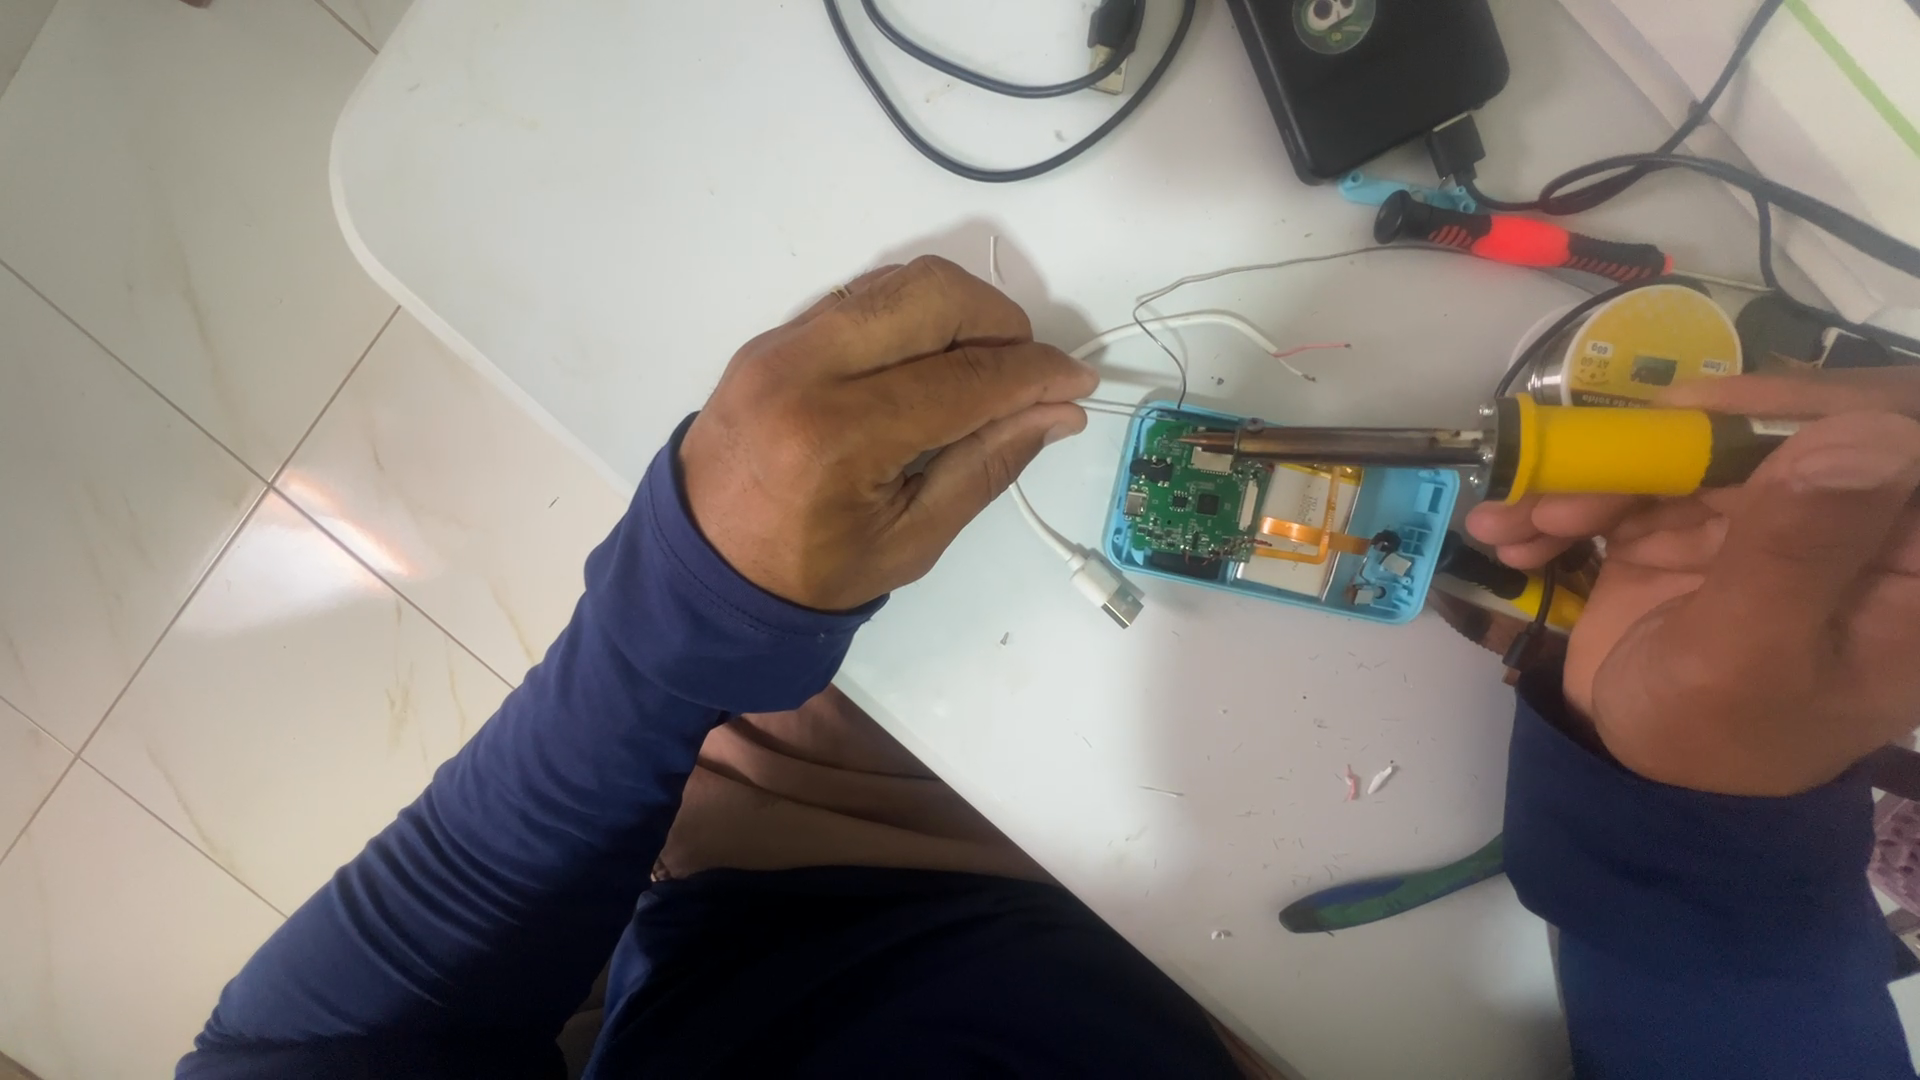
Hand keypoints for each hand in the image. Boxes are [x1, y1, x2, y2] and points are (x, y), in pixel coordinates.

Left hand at [679, 257, 1097, 611]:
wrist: (706, 567)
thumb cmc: (813, 573)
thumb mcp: (912, 540)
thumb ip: (988, 467)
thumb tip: (1057, 413)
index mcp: (841, 437)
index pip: (965, 379)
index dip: (1035, 374)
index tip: (1078, 382)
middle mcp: (806, 369)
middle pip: (933, 296)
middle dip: (1002, 323)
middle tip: (1026, 372)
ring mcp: (780, 343)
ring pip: (897, 283)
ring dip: (960, 311)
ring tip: (983, 367)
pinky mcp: (772, 338)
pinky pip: (862, 298)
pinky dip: (913, 316)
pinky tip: (929, 362)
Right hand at [1467, 371, 1919, 794]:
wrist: (1642, 768)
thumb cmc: (1719, 731)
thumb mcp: (1750, 652)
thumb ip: (1792, 552)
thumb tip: (1855, 435)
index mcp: (1902, 558)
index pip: (1893, 436)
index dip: (1801, 405)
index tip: (1688, 417)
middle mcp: (1833, 523)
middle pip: (1750, 441)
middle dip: (1638, 463)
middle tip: (1558, 501)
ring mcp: (1747, 522)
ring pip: (1664, 461)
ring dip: (1572, 488)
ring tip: (1508, 529)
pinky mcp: (1673, 530)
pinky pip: (1611, 494)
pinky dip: (1551, 512)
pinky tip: (1510, 541)